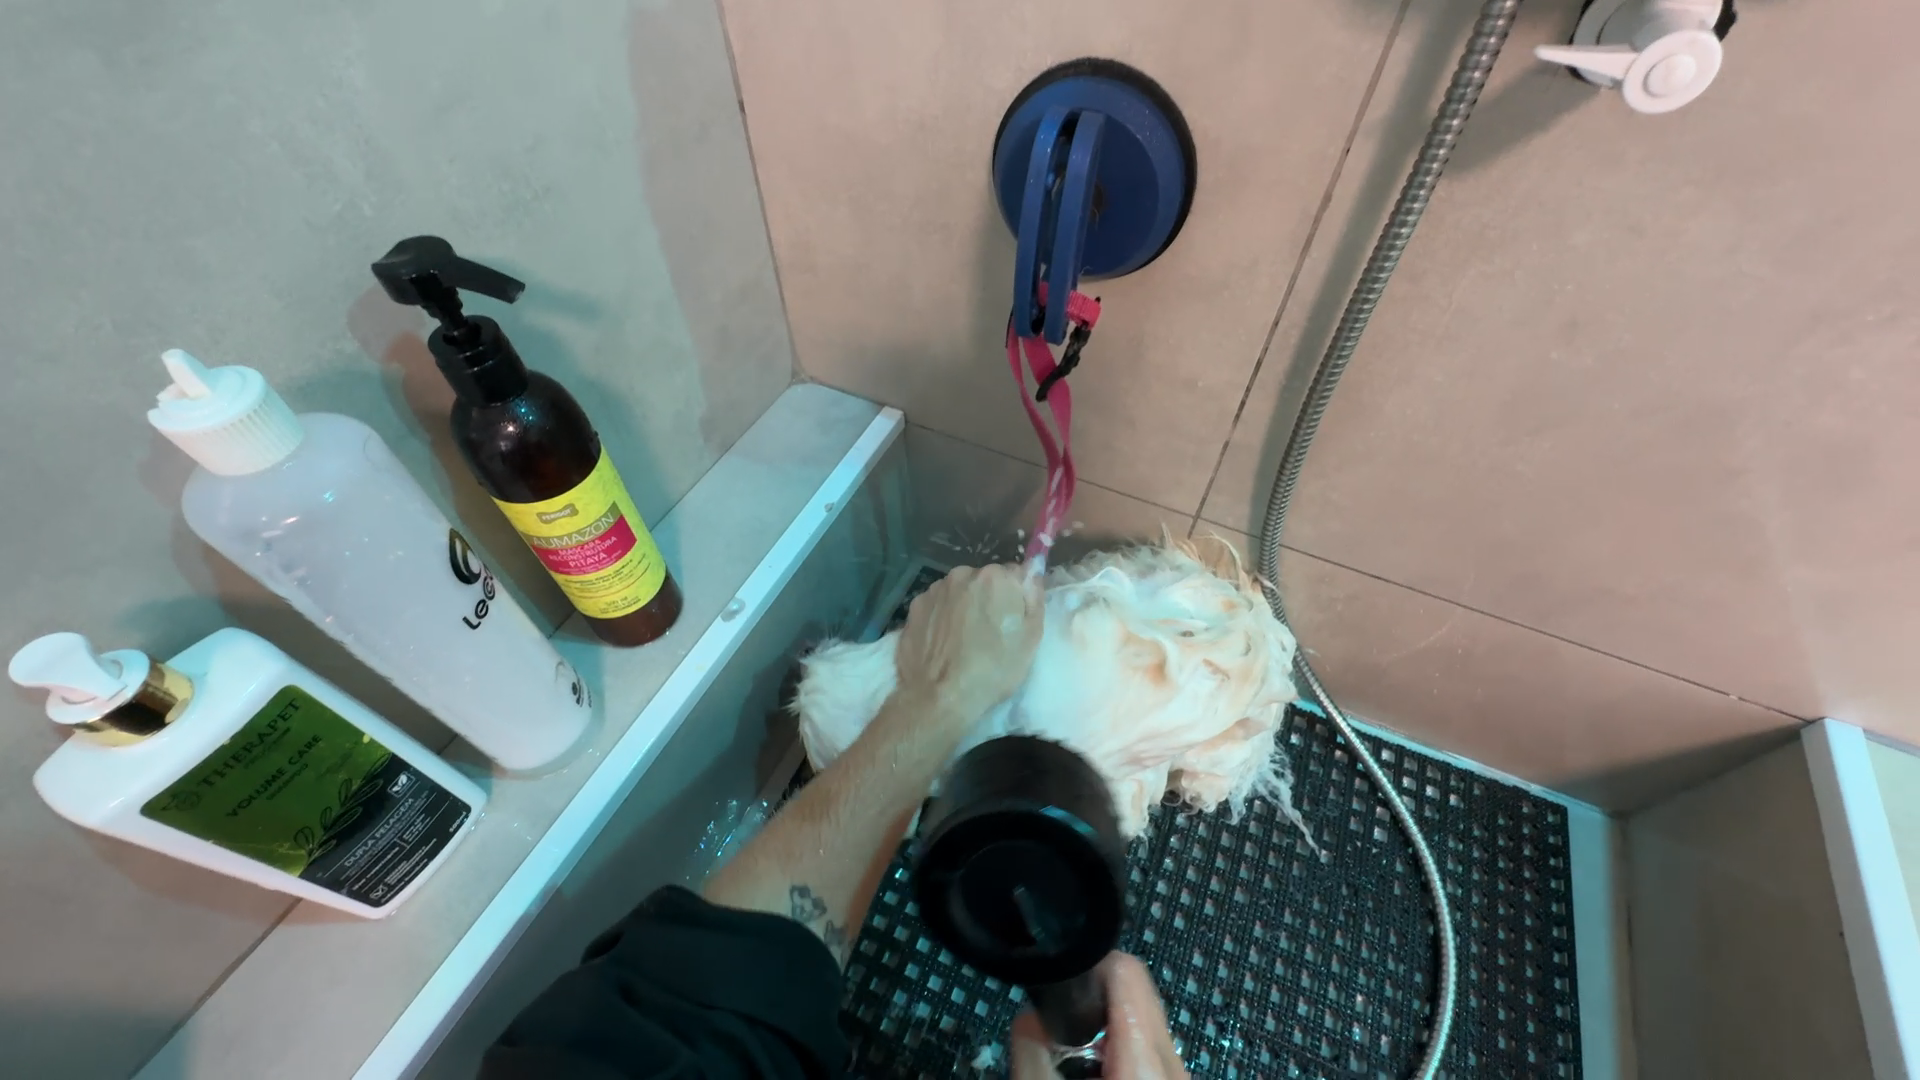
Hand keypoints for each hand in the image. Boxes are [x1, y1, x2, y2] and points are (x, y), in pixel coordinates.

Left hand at [893, 563, 1042, 723]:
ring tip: (963, 642)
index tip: (1012, 622)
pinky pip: (937, 606)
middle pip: (983, 582)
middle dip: (988, 600)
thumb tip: (1032, 570)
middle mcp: (963, 574)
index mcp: (996, 577)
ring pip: (958, 593)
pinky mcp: (914, 607)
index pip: (1014, 576)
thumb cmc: (994, 669)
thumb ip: (1034, 596)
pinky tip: (943, 643)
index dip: (1016, 599)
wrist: (940, 696)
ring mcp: (934, 590)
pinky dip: (942, 618)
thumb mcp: (1031, 637)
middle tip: (989, 634)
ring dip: (963, 608)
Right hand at [1009, 954, 1187, 1078]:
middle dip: (1096, 993)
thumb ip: (1032, 1050)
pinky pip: (1154, 1046)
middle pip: (1138, 988)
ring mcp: (1182, 1073)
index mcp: (1145, 1061)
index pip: (1126, 970)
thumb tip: (1030, 1013)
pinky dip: (1124, 1046)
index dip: (1087, 963)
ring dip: (1109, 1022)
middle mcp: (1175, 1061)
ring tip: (1076, 1054)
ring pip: (1147, 1019)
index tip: (1059, 982)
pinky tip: (1097, 1073)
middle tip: (1061, 1021)